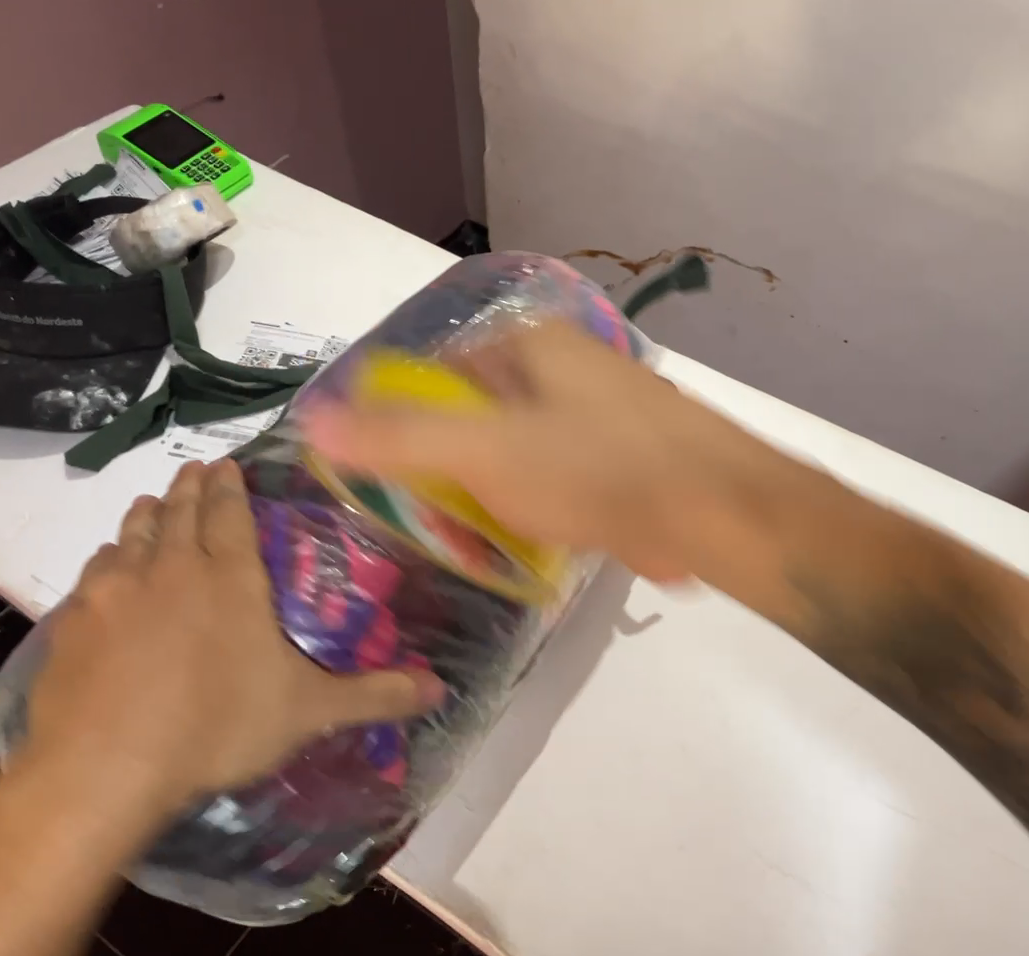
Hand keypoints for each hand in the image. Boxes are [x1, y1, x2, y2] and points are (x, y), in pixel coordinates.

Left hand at [20, 460, 442, 819]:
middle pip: (179, 513)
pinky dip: (107, 557)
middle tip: (195, 469)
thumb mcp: (310, 713)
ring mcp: (115, 591)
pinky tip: (107, 565)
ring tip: (151, 503)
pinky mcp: (72, 621)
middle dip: (189, 488)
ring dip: (146, 514)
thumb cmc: (218, 728)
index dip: (229, 487)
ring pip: (131, 534)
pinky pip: (94, 572)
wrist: (104, 768)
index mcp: (231, 579)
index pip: (230, 515)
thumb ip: (375, 696)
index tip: (225, 464)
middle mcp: (172, 570)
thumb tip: (440, 689)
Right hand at [303, 322, 769, 582]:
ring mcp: (603, 413)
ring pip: (523, 450)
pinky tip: (540, 537)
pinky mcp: (627, 459)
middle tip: (444, 520)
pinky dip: (542, 506)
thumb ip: (398, 438)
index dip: (410, 425)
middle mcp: (569, 367)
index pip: (441, 374)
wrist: (716, 512)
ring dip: (498, 493)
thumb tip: (312, 420)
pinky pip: (563, 478)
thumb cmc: (595, 470)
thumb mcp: (483, 452)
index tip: (400, 481)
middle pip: (481, 414)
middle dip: (457, 468)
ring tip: (487, 536)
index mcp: (533, 345)